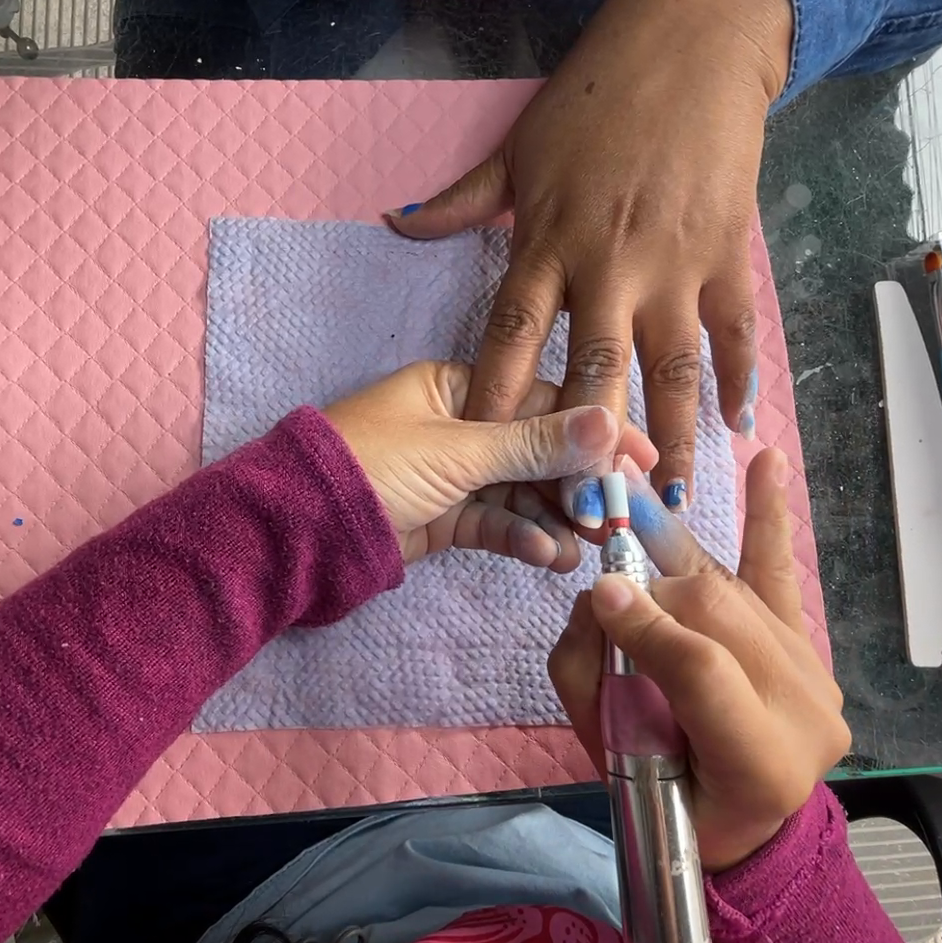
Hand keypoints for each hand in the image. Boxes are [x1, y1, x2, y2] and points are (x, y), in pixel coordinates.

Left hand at [324, 362, 656, 567]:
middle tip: (619, 514)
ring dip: (554, 518)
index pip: (541, 401)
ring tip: (588, 544)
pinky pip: (495, 522)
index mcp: (457, 387)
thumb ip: (535, 442)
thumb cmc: (376, 464)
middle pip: (536, 451)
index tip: (638, 459)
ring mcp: (453, 474)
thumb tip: (610, 422)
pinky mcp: (446, 516)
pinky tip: (548, 555)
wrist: (302, 527)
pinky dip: (521, 537)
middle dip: (577, 484)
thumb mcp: (458, 449)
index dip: (593, 430)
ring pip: (519, 492)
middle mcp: (460, 425)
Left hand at [387, 0, 791, 509]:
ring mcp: (672, 264)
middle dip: (589, 443)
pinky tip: (738, 425)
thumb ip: (459, 202)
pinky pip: (732, 329)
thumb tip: (395, 219)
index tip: (486, 456)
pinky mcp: (727, 256)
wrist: (693, 44)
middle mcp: (607, 266)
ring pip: (668, 366)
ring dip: (671, 435)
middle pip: (592, 368)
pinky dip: (739, 376)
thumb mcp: (515, 153)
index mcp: (546, 246)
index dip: (498, 400)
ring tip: (670, 495)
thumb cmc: (593, 102)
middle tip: (589, 503)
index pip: (511, 338)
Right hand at [548, 449, 845, 870]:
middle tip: (613, 596)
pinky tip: (766, 464)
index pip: (703, 670)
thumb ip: (588, 676)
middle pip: (716, 611)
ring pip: (730, 586)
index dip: (648, 624)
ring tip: (630, 521)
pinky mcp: (803, 642)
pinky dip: (767, 517)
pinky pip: (780, 572)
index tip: (600, 594)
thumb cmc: (664, 795)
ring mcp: (812, 669)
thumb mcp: (607, 754)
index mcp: (758, 760)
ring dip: (671, 563)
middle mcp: (805, 710)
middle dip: (651, 593)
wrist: (744, 820)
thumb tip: (600, 592)